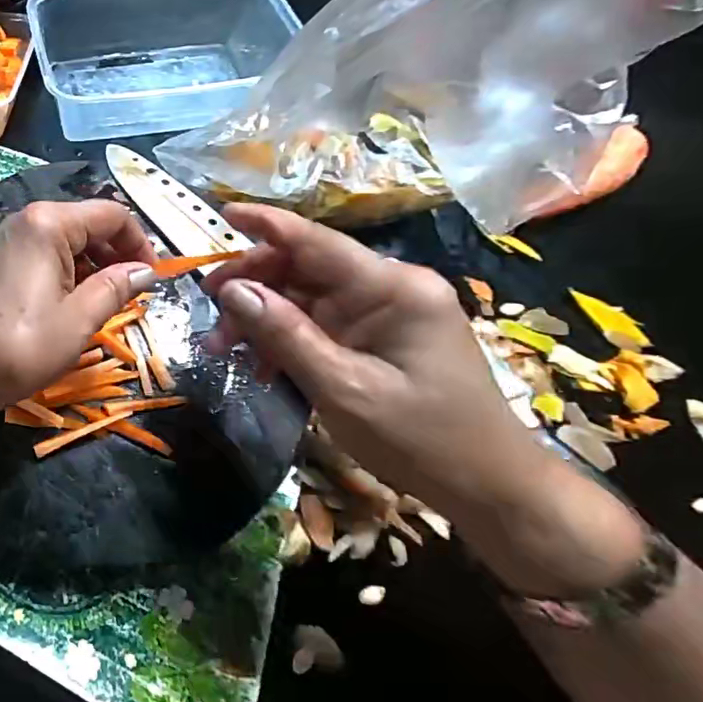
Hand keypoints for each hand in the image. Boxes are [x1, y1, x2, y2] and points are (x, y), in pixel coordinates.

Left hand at [0, 200, 157, 419]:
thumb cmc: (21, 348)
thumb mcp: (79, 320)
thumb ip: (117, 287)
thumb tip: (147, 270)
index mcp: (49, 224)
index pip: (113, 215)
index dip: (140, 243)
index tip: (153, 278)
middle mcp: (31, 219)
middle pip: (93, 222)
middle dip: (120, 253)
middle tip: (136, 292)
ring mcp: (15, 237)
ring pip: (75, 238)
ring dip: (99, 264)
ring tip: (111, 301)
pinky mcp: (7, 257)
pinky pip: (53, 251)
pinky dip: (76, 270)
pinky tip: (81, 301)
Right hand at [203, 204, 644, 595]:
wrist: (490, 487)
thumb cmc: (422, 440)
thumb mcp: (344, 390)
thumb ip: (287, 335)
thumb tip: (233, 290)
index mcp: (393, 288)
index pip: (317, 241)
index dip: (267, 225)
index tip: (223, 214)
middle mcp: (391, 287)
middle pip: (308, 269)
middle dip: (256, 286)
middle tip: (211, 312)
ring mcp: (388, 312)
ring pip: (311, 298)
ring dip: (267, 318)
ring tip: (224, 347)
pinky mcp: (383, 336)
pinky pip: (326, 324)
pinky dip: (292, 340)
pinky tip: (263, 365)